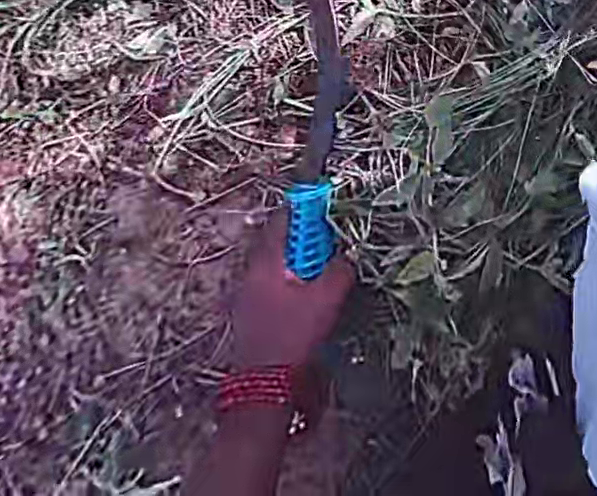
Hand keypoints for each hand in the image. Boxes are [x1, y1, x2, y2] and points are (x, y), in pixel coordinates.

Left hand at [225, 207, 354, 368]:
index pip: (284, 218)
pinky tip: (309, 294)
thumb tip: (349, 254)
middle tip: (330, 240)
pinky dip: (292, 278)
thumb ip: (341, 267)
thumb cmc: (294, 334)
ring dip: (300, 259)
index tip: (327, 206)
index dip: (307, 208)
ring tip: (323, 268)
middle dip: (306, 236)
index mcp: (267, 261)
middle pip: (280, 239)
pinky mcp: (250, 312)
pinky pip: (273, 281)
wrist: (263, 388)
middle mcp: (252, 272)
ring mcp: (247, 293)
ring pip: (277, 262)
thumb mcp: (328, 295)